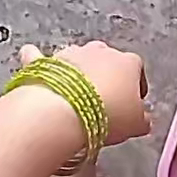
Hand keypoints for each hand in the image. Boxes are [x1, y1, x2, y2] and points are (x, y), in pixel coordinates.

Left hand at [17, 41, 151, 144]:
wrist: (65, 112)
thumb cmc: (106, 115)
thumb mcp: (136, 124)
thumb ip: (143, 119)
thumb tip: (143, 120)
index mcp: (128, 62)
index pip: (137, 69)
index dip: (136, 87)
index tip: (133, 102)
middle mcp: (100, 51)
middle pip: (107, 61)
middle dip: (107, 78)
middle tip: (105, 102)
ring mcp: (71, 54)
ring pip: (78, 60)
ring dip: (79, 74)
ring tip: (77, 98)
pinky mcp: (45, 63)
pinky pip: (40, 57)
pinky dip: (37, 59)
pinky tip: (33, 59)